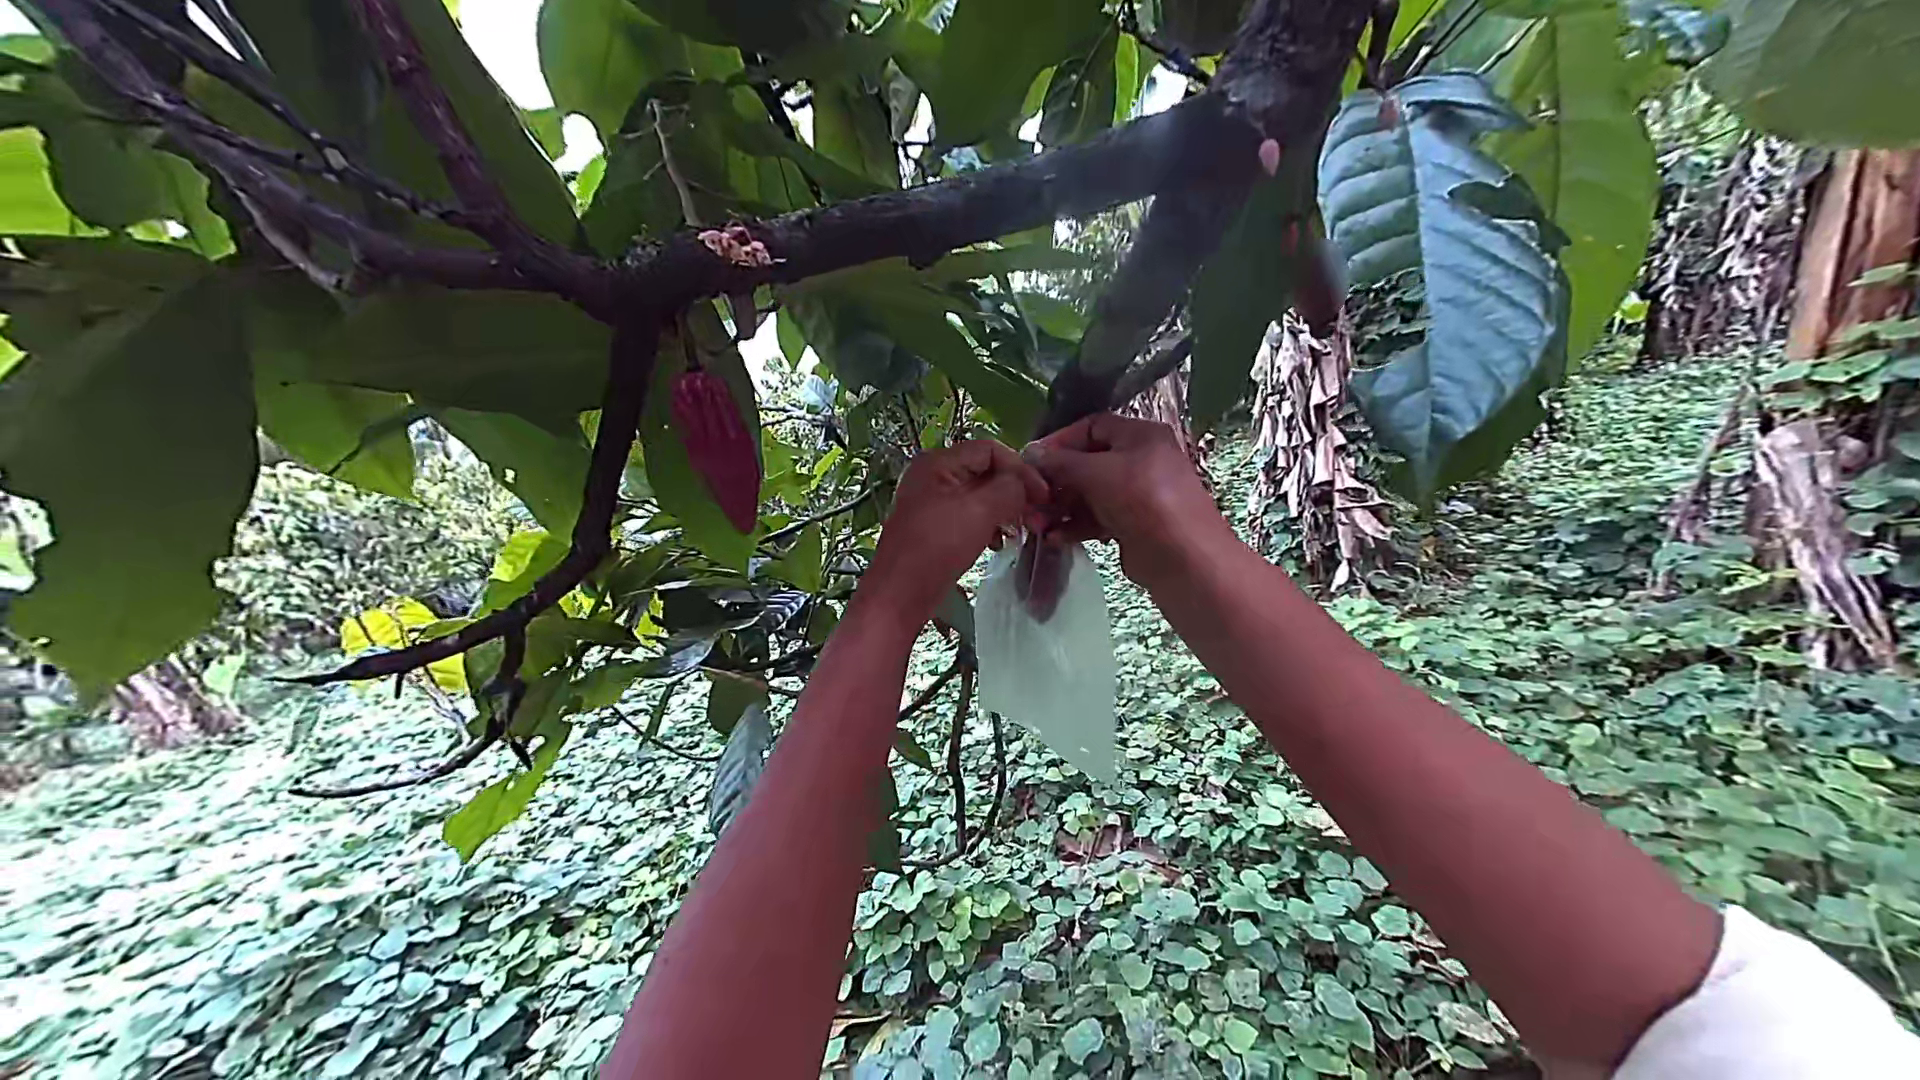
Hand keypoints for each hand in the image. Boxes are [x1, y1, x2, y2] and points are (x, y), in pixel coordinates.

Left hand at [866, 439, 1048, 620]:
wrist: (899, 595)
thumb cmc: (937, 547)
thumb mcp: (979, 511)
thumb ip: (1009, 488)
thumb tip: (1024, 484)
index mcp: (938, 463)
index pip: (989, 449)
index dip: (1019, 467)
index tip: (1042, 494)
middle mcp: (932, 477)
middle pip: (984, 471)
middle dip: (1013, 490)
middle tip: (1036, 513)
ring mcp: (931, 503)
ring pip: (979, 495)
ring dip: (1004, 509)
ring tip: (1021, 529)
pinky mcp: (934, 528)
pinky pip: (969, 516)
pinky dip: (988, 524)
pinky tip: (999, 543)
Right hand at [1024, 413, 1225, 587]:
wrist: (1184, 558)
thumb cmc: (1143, 500)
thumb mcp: (1097, 473)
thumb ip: (1061, 462)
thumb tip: (1030, 453)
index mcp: (1140, 436)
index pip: (1092, 426)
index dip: (1061, 441)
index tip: (1033, 459)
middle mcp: (1139, 461)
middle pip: (1087, 463)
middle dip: (1056, 481)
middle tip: (1031, 497)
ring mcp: (1136, 495)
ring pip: (1088, 494)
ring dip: (1060, 508)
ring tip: (1037, 523)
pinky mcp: (1131, 525)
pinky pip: (1096, 519)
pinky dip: (1075, 526)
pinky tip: (1055, 537)